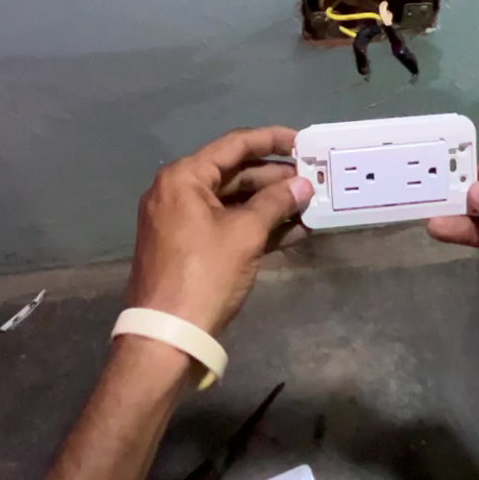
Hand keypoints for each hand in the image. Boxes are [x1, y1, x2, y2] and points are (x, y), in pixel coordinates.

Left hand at [124, 126, 312, 334]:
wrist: (166, 339)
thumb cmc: (204, 275)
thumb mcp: (245, 234)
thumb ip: (275, 203)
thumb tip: (304, 185)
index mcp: (184, 177)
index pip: (234, 145)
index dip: (271, 140)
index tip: (302, 142)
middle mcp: (179, 191)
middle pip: (235, 173)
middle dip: (275, 178)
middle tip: (313, 179)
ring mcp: (183, 220)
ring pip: (234, 201)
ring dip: (271, 204)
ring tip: (310, 205)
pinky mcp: (190, 246)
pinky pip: (227, 225)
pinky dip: (257, 226)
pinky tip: (294, 231)